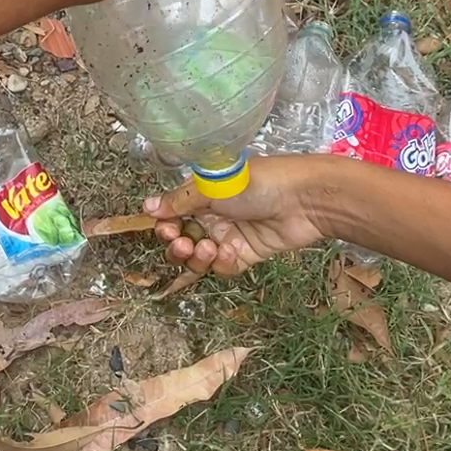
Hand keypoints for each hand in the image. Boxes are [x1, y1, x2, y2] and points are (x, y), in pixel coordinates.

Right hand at [143, 155, 339, 276]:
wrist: (304, 200)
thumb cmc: (259, 182)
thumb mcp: (213, 187)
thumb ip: (179, 201)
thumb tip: (147, 207)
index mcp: (202, 195)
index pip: (173, 216)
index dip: (165, 226)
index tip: (166, 229)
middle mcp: (212, 216)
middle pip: (182, 240)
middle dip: (177, 246)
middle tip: (182, 243)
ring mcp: (228, 236)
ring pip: (199, 258)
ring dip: (198, 257)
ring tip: (209, 248)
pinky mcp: (245, 255)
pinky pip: (223, 267)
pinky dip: (221, 264)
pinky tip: (227, 253)